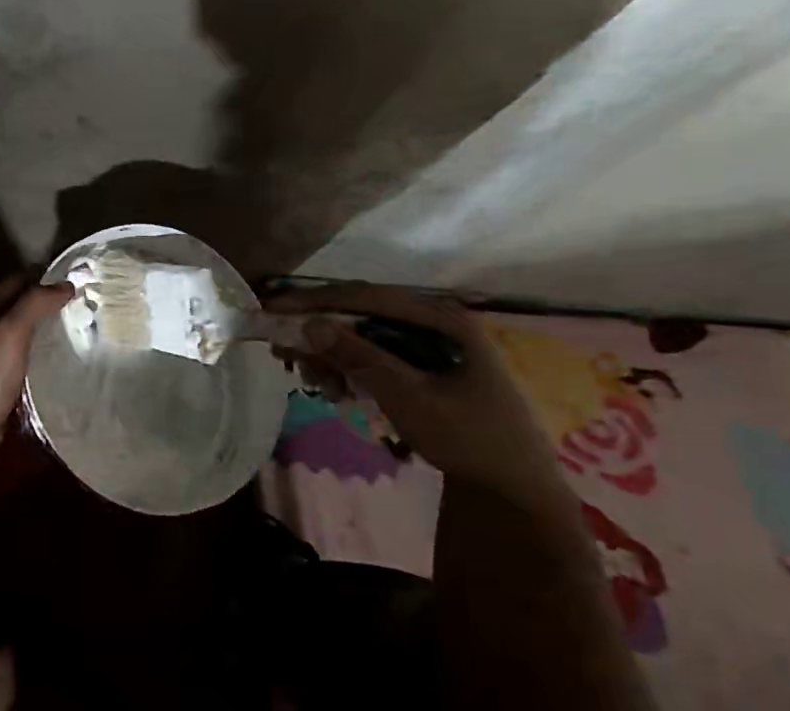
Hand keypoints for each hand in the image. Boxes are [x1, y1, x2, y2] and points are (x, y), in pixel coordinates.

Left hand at [0, 277, 71, 447]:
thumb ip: (36, 303)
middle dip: (45, 295)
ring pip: (21, 324)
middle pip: (18, 301)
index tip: (74, 274)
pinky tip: (57, 348)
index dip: (43, 274)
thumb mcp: (11, 332)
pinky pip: (23, 347)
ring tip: (75, 319)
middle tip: (80, 296)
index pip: (16, 279)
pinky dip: (40, 342)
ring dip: (43, 319)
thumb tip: (66, 284)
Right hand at [265, 284, 565, 505]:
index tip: (275, 308)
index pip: (367, 297)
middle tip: (283, 351)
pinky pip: (375, 356)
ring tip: (314, 382)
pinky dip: (350, 369)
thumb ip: (360, 358)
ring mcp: (429, 344)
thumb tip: (309, 325)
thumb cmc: (469, 439)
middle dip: (320, 332)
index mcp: (441, 317)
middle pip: (362, 314)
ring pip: (364, 336)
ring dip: (333, 355)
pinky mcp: (423, 366)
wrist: (514, 491)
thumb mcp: (409, 397)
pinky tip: (335, 390)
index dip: (317, 301)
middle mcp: (434, 321)